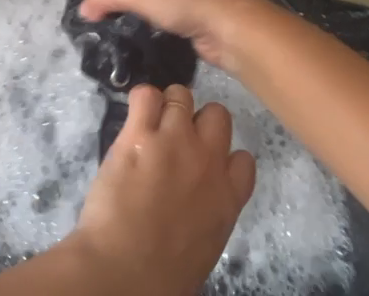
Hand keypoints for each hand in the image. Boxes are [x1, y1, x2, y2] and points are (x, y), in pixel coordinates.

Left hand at [62, 84, 256, 295]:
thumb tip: (198, 199)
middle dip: (199, 121)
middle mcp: (207, 160)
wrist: (126, 270)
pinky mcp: (140, 133)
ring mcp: (174, 141)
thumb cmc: (164, 274)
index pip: (243, 158)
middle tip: (176, 137)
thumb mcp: (206, 243)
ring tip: (151, 124)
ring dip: (168, 106)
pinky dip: (141, 101)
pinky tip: (133, 118)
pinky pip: (146, 94)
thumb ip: (211, 210)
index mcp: (229, 196)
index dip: (224, 155)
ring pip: (181, 95)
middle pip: (217, 114)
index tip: (206, 162)